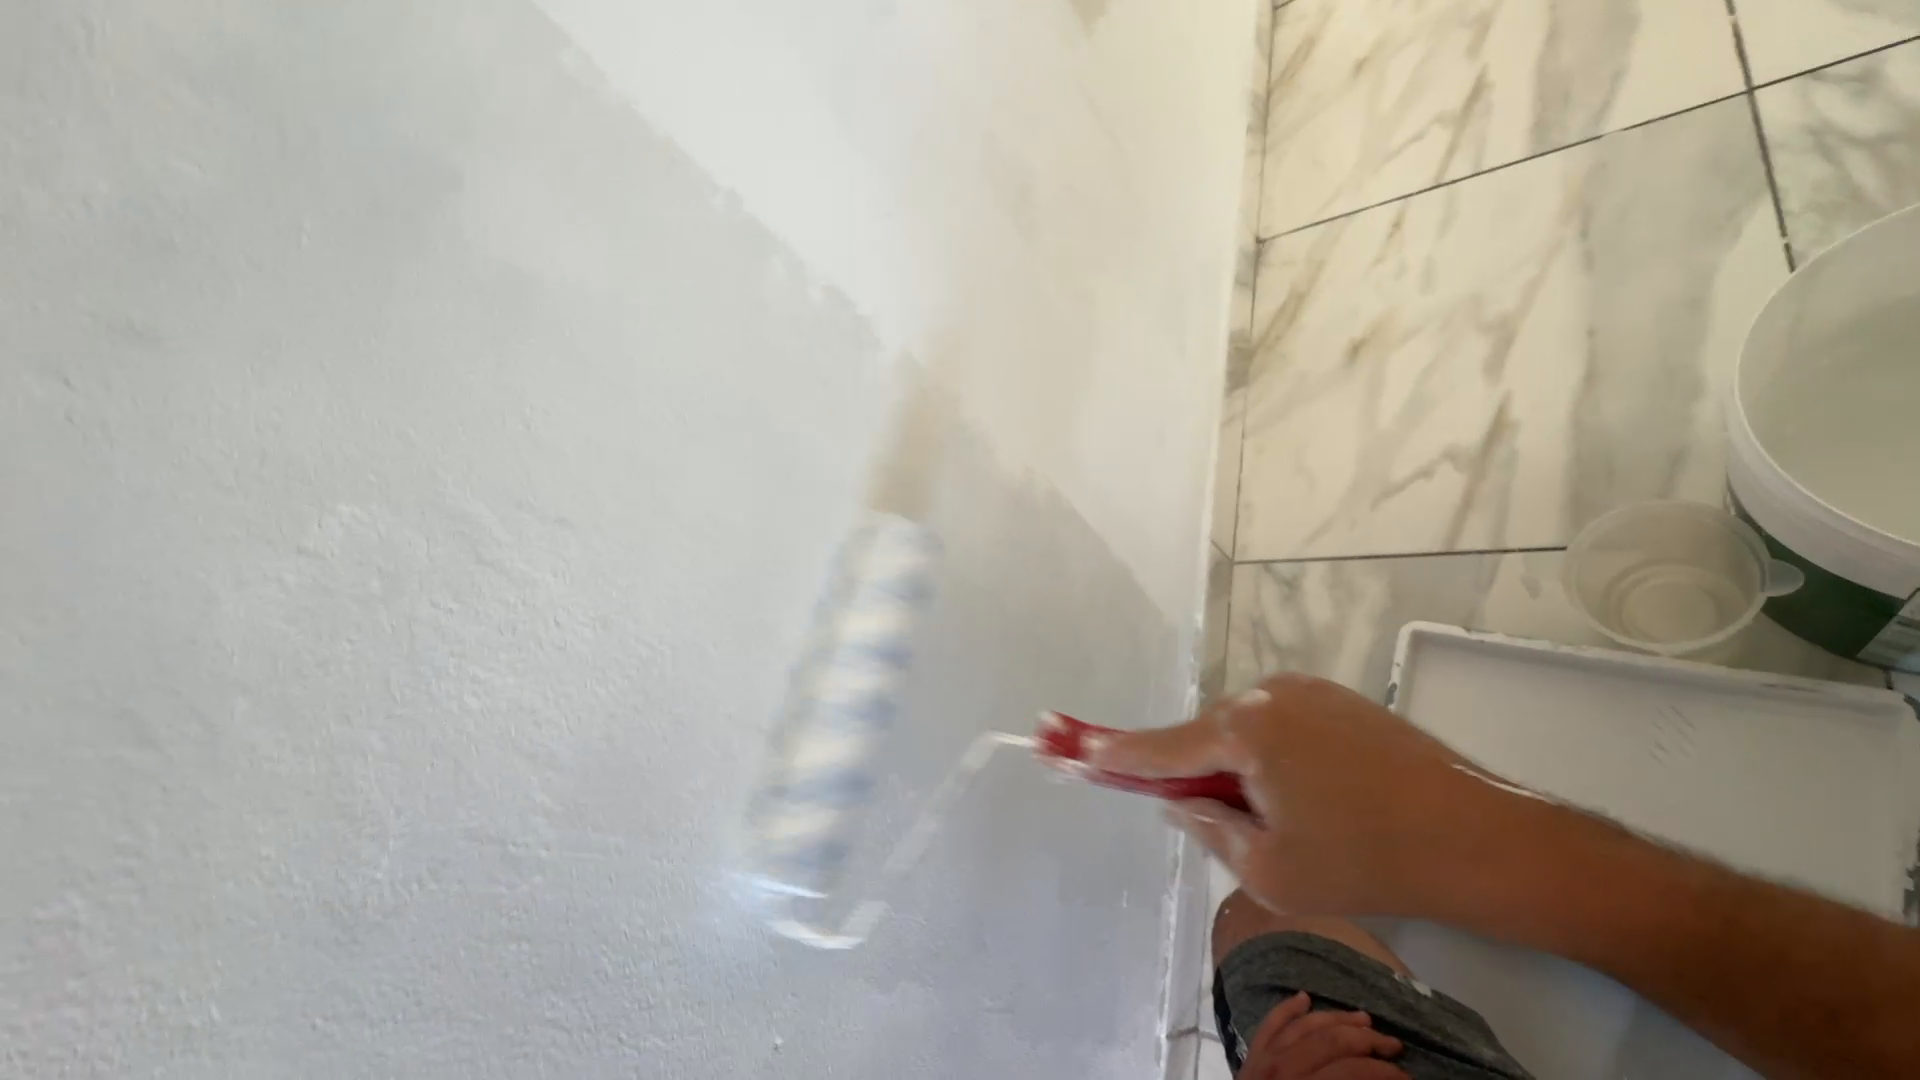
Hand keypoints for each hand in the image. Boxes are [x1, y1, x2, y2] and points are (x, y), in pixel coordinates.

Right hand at [1090, 673, 1543, 916]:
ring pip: (1242, 730)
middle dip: (1196, 775)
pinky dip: (1273, 756)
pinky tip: (1316, 798)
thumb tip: (1177, 802)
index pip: (1158, 748)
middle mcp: (1268, 693)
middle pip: (1202, 736)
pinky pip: (1279, 724)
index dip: (1109, 752)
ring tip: (1290, 820)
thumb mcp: (1269, 869)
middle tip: (1217, 822)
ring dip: (1240, 768)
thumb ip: (1206, 829)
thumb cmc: (1368, 863)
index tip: (1061, 740)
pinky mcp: (1339, 698)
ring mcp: (1308, 690)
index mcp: (1244, 729)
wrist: (1484, 840)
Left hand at [1237, 992, 1407, 1078]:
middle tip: (1395, 1045)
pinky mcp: (1250, 1057)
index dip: (1386, 1074)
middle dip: (1368, 1040)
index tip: (1410, 1078)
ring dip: (1336, 1018)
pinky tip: (1304, 997)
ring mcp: (1263, 1059)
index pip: (1354, 1071)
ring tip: (1365, 1019)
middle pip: (1333, 1042)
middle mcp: (1285, 1070)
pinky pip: (1270, 1024)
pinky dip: (1287, 1008)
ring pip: (1305, 1025)